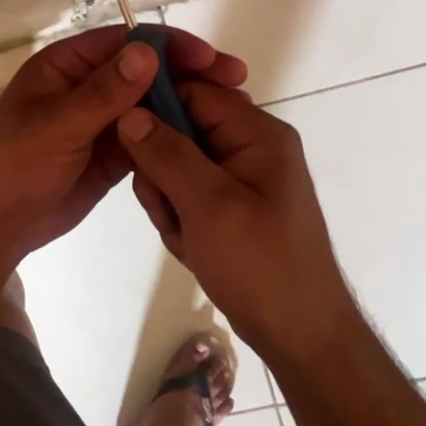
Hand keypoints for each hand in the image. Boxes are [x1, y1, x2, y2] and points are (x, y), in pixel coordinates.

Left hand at [0, 25, 246, 256]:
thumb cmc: (14, 163)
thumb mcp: (57, 124)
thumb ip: (103, 92)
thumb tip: (148, 52)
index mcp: (64, 66)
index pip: (124, 43)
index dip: (168, 46)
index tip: (210, 58)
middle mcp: (85, 88)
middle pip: (144, 72)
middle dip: (187, 74)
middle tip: (236, 82)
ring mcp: (100, 122)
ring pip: (150, 105)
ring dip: (186, 105)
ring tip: (232, 111)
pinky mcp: (111, 155)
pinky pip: (148, 138)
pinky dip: (174, 138)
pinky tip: (208, 141)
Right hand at [117, 83, 365, 364]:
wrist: (301, 334)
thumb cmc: (260, 264)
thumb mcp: (208, 205)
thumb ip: (167, 153)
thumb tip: (129, 113)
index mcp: (257, 133)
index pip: (193, 91)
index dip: (154, 108)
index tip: (124, 138)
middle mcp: (251, 146)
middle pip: (180, 129)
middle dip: (161, 167)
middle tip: (166, 206)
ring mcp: (244, 178)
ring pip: (178, 165)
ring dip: (168, 199)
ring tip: (184, 235)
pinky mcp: (234, 206)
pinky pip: (189, 194)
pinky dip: (181, 218)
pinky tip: (191, 246)